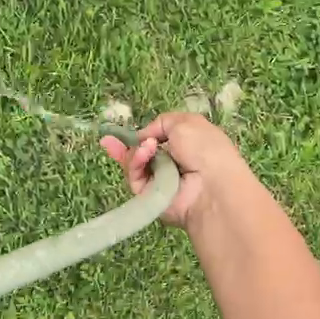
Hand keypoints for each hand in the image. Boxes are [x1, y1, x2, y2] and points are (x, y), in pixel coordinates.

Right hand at [99, 112, 245, 228]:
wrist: (211, 186)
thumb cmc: (205, 149)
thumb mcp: (186, 122)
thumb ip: (161, 123)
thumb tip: (145, 137)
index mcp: (185, 147)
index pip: (157, 140)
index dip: (142, 135)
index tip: (125, 132)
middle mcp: (171, 165)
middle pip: (140, 154)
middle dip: (125, 145)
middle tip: (108, 139)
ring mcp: (158, 181)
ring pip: (134, 164)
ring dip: (136, 152)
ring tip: (146, 147)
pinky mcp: (148, 195)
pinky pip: (135, 177)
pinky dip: (136, 163)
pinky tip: (145, 155)